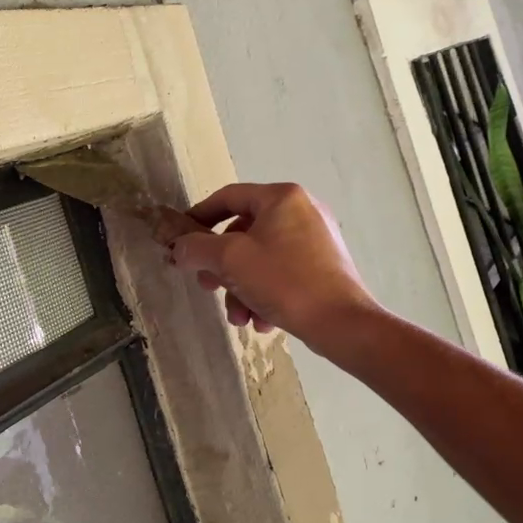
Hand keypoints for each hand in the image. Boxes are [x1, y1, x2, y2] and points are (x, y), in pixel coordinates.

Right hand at [169, 182, 379, 348]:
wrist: (344, 324)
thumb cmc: (284, 281)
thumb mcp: (229, 260)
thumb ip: (195, 248)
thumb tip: (179, 249)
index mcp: (281, 198)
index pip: (227, 197)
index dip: (198, 217)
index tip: (179, 239)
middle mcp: (302, 210)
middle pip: (242, 232)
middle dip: (221, 266)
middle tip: (208, 287)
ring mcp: (316, 239)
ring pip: (259, 258)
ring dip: (240, 288)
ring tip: (240, 317)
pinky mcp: (324, 266)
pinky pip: (281, 272)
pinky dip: (264, 294)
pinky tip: (262, 321)